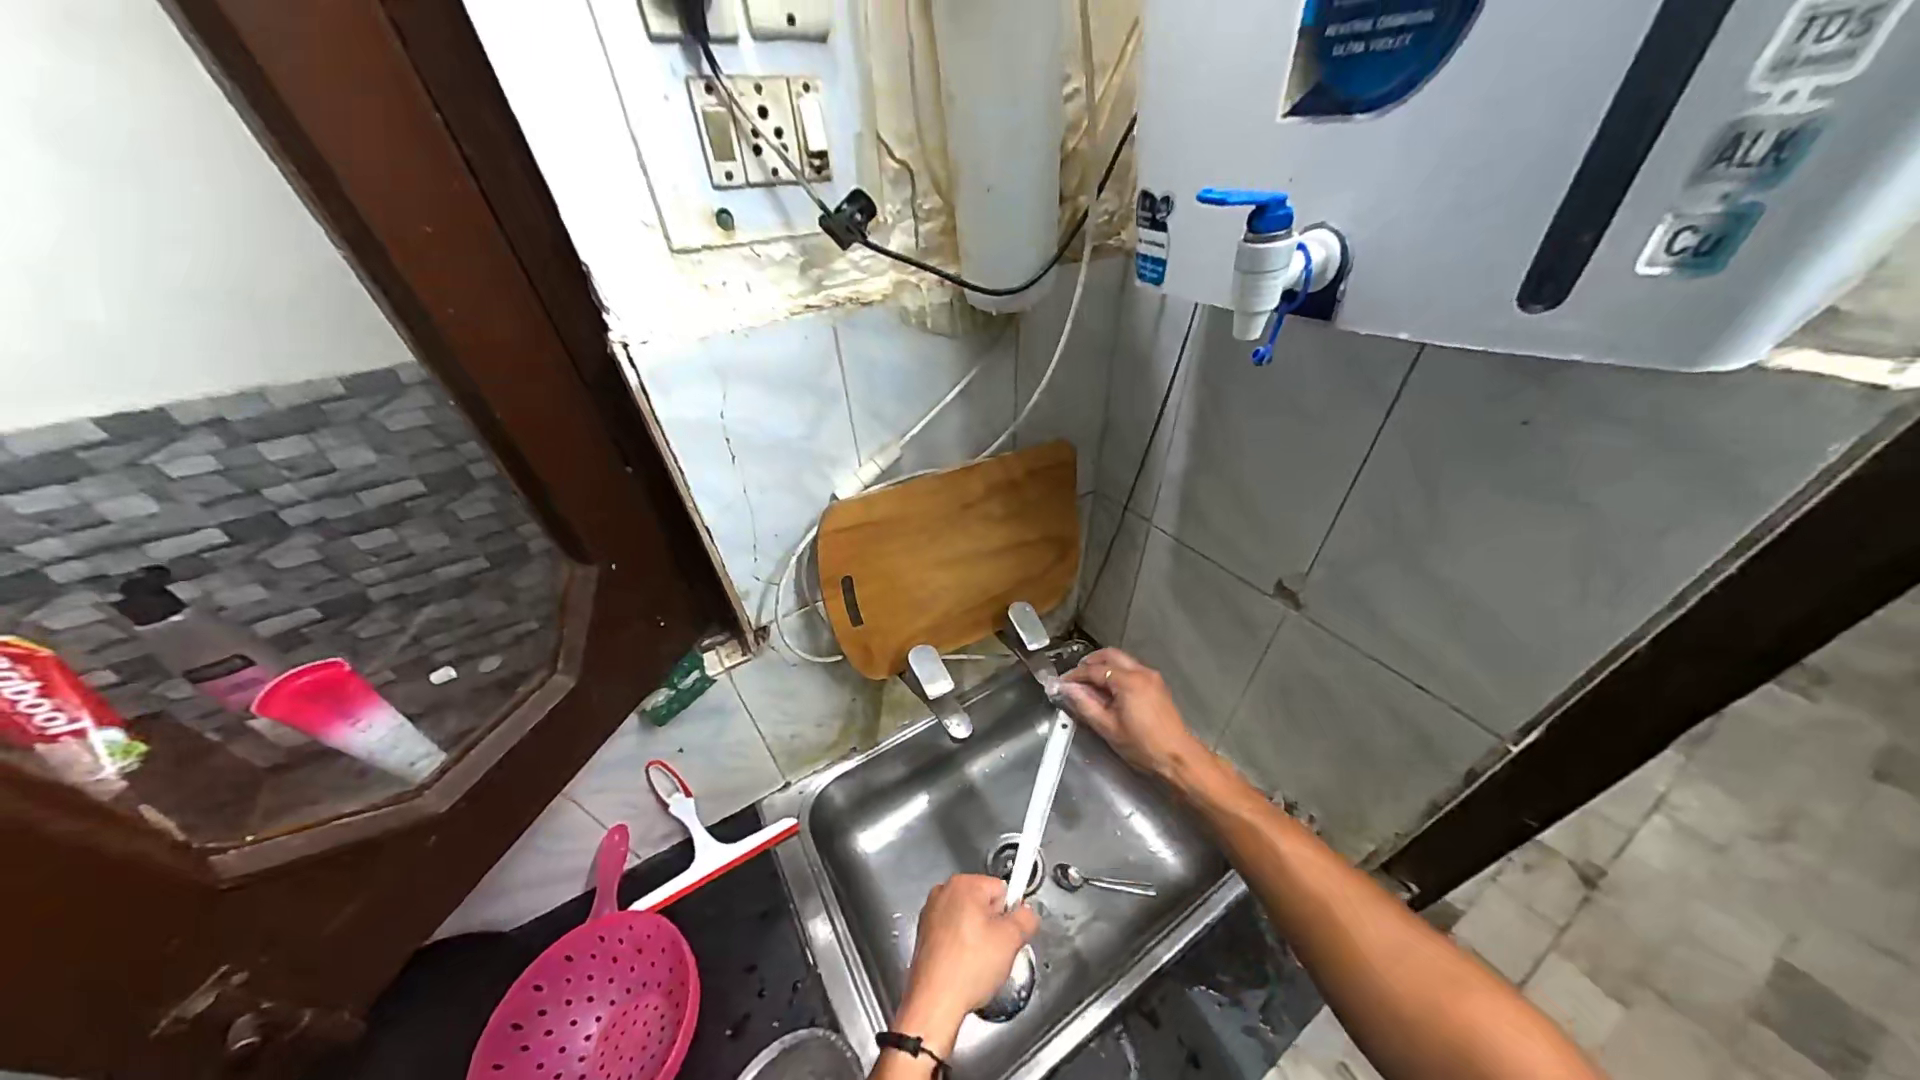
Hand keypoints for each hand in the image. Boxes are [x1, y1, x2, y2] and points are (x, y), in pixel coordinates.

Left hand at [897, 875, 1039, 1032]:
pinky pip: (953, 932)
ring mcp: (931, 913)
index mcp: (964, 884)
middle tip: (996, 950)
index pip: (1001, 888)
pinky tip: (964, 966)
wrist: (934, 1002)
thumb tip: (1028, 913)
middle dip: (994, 925)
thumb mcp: (1011, 940)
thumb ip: (1027, 919)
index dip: (1011, 912)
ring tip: (978, 962)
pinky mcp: (924, 934)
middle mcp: (943, 892)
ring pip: (968, 918)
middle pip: (984, 902)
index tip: (1011, 931)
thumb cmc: (968, 968)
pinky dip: (961, 946)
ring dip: (977, 937)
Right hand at [1057, 648, 1212, 781]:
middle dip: (1090, 662)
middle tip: (1076, 676)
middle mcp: (1142, 672)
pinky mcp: (1157, 684)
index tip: (1063, 682)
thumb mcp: (1108, 728)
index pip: (1095, 670)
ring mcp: (1152, 677)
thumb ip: (1085, 705)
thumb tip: (1067, 689)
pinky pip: (1132, 669)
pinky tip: (1109, 689)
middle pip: (1110, 655)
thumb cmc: (1142, 745)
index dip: (1076, 675)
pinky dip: (1117, 672)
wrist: (1178, 757)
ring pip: (1122, 660)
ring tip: (1090, 683)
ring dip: (1104, 666)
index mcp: (1128, 681)